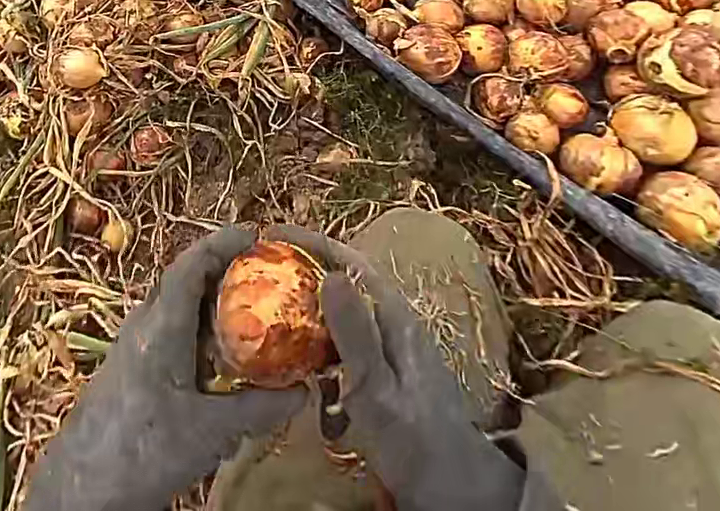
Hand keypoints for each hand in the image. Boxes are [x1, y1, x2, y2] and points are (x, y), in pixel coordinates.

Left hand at [23, 227, 306, 510]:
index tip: (255, 233)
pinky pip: (171, 328)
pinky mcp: (133, 364)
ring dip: (211, 298)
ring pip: (178, 303)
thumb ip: (258, 409)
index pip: (192, 264)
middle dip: (224, 267)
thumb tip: (303, 392)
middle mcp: (146, 323)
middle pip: (186, 277)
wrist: (79, 488)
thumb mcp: (209, 433)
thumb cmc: (141, 450)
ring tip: (249, 306)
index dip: (223, 242)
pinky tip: (220, 355)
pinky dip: (199, 327)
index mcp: (162, 325)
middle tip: (262, 269)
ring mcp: (136, 342)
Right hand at [269, 226, 532, 510]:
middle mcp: (391, 320)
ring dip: (307, 307)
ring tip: (271, 310)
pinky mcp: (383, 369)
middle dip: (302, 270)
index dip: (310, 242)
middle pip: (341, 280)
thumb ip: (355, 333)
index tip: (272, 235)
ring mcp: (389, 344)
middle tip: (260, 272)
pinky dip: (318, 343)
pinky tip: (302, 364)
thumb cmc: (418, 440)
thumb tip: (328, 274)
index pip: (347, 261)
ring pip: (340, 311)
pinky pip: (343, 342)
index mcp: (393, 315)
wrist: (459, 490)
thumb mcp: (378, 389)